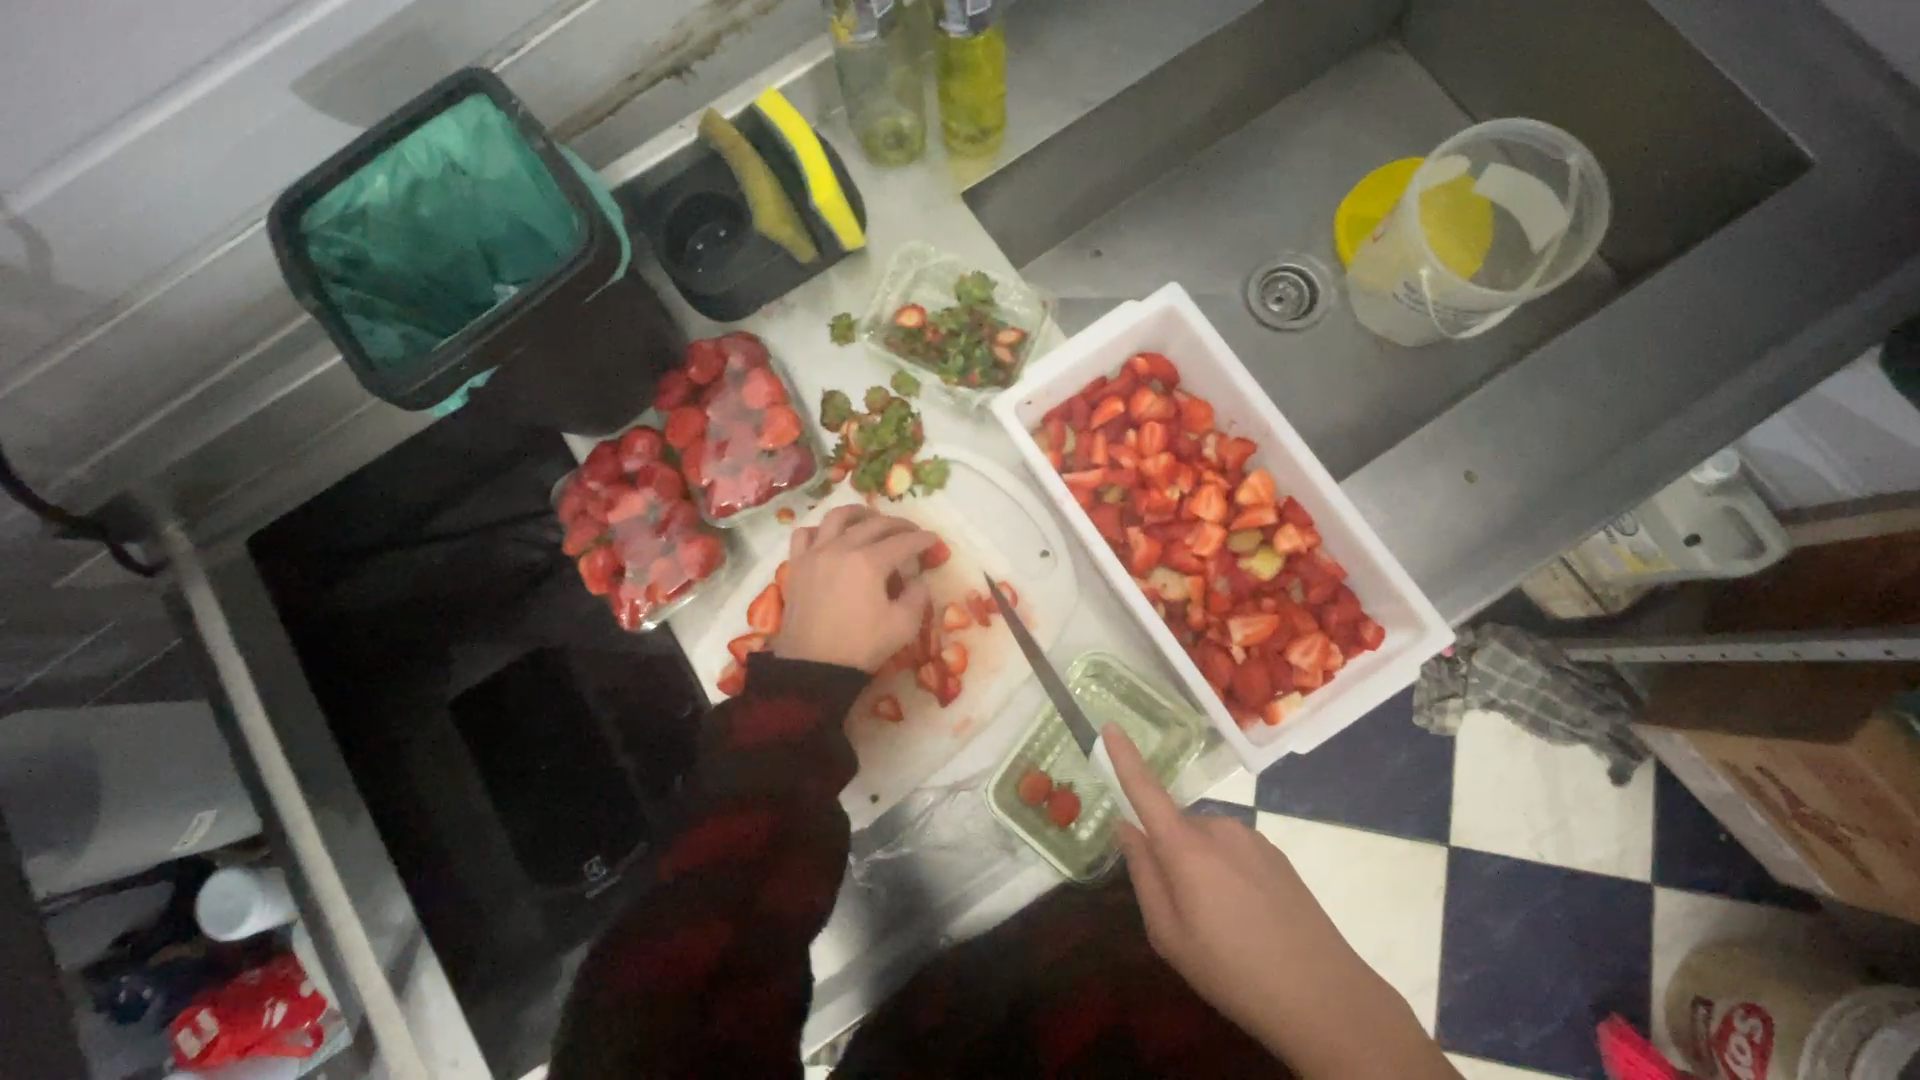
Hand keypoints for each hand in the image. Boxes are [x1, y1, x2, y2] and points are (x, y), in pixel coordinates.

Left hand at [770, 505, 936, 672]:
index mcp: (870, 562)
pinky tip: (830, 537)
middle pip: (875, 524)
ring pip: (837, 517)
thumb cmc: (860, 647)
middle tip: (911, 532)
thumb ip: (917, 597)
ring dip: (859, 514)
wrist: (813, 666)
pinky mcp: (797, 565)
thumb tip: (917, 580)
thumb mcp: (903, 626)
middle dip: (898, 525)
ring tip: (871, 519)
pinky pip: (806, 534)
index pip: (904, 541)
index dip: (923, 539)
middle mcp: (842, 548)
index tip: (934, 540)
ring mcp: (815, 553)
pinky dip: (821, 530)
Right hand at [1104, 726, 1458, 1078]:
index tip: (1111, 726)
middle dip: (1169, 856)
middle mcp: (1219, 828)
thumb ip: (1143, 875)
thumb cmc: (1231, 970)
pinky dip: (1228, 875)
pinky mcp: (1277, 854)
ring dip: (1201, 868)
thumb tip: (1127, 828)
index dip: (1125, 758)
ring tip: (1221, 925)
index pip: (1146, 791)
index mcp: (1186, 847)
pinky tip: (1248, 920)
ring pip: (1205, 841)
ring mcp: (1253, 838)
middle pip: (1175, 827)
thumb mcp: (1168, 935)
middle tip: (1183, 913)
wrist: (1323, 995)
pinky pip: (1234, 852)